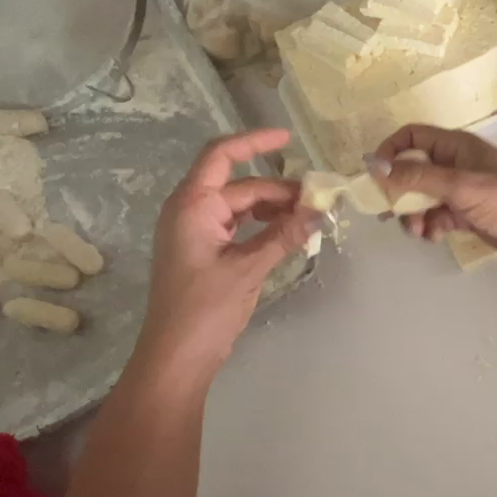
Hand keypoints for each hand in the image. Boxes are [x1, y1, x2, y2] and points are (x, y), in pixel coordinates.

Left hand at [134, 129, 316, 380]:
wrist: (176, 356)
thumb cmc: (204, 309)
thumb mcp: (248, 269)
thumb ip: (284, 236)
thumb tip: (320, 210)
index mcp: (192, 206)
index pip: (222, 156)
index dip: (254, 142)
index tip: (288, 139)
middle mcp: (190, 211)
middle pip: (239, 186)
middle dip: (278, 190)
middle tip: (318, 201)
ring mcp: (196, 233)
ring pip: (241, 208)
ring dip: (273, 210)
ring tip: (308, 219)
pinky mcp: (204, 253)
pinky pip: (238, 228)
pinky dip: (263, 228)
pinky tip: (289, 236)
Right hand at [373, 125, 496, 270]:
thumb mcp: (460, 186)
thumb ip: (417, 177)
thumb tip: (374, 166)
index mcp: (458, 146)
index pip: (413, 137)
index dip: (390, 152)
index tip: (374, 177)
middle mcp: (458, 164)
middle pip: (414, 170)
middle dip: (400, 191)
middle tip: (389, 213)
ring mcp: (464, 191)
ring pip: (424, 197)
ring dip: (414, 214)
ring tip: (417, 232)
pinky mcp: (469, 215)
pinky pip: (438, 216)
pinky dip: (431, 226)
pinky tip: (432, 237)